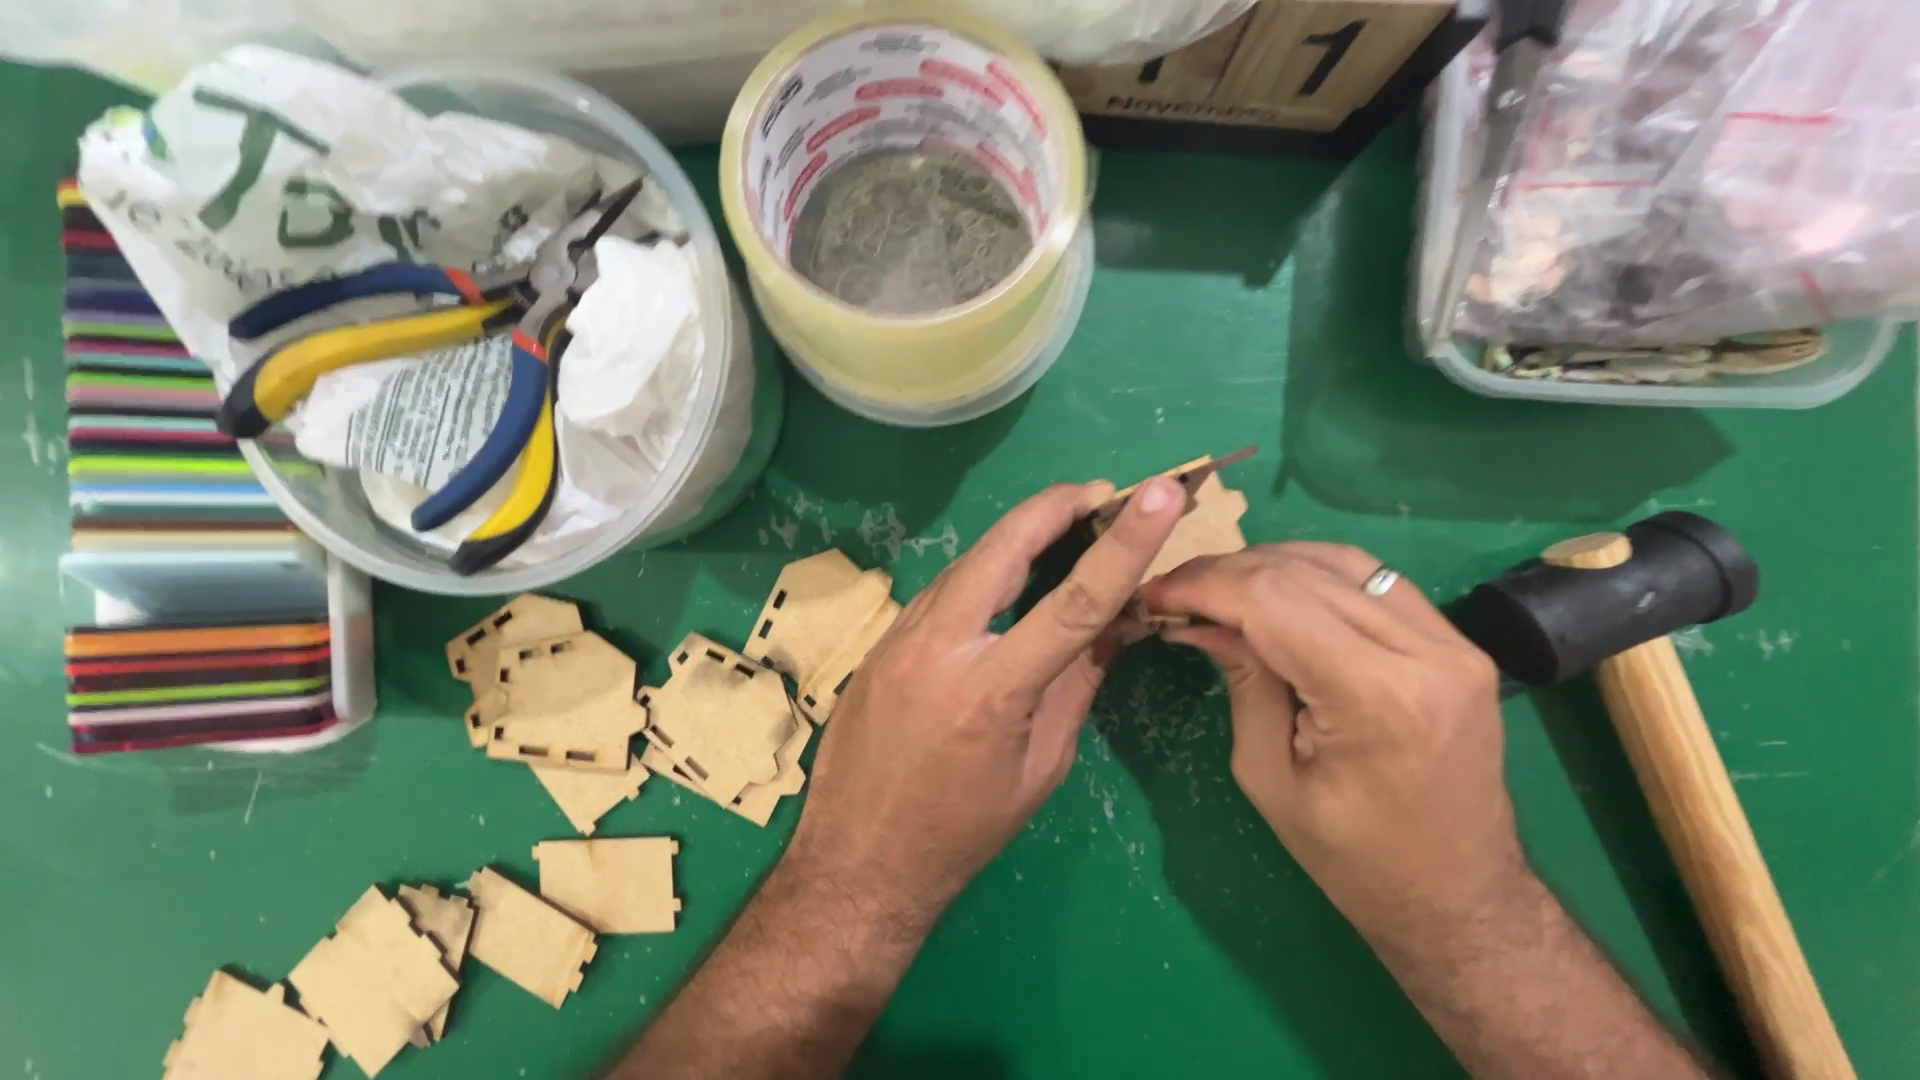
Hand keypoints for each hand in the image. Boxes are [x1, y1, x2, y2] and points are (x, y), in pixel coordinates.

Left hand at [782, 477, 1187, 934]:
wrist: (859, 858)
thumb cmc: (963, 830)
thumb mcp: (1040, 765)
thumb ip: (1078, 684)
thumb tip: (1118, 623)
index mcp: (992, 691)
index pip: (1074, 601)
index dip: (1124, 542)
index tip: (1159, 492)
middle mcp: (939, 648)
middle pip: (1003, 548)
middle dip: (1055, 507)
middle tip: (1099, 493)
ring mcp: (899, 639)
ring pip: (969, 562)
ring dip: (1018, 538)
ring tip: (1063, 528)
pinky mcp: (880, 642)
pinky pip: (941, 591)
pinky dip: (982, 573)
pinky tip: (1005, 581)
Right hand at [1139, 543, 1525, 950]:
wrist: (1460, 897)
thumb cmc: (1354, 859)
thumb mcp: (1269, 776)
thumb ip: (1242, 682)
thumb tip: (1200, 619)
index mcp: (1375, 696)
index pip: (1271, 600)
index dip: (1202, 585)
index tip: (1154, 593)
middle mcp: (1425, 652)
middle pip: (1301, 571)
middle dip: (1224, 573)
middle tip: (1175, 592)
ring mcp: (1452, 642)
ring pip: (1339, 561)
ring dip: (1267, 565)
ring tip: (1217, 589)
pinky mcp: (1457, 643)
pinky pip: (1373, 580)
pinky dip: (1313, 574)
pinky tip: (1276, 591)